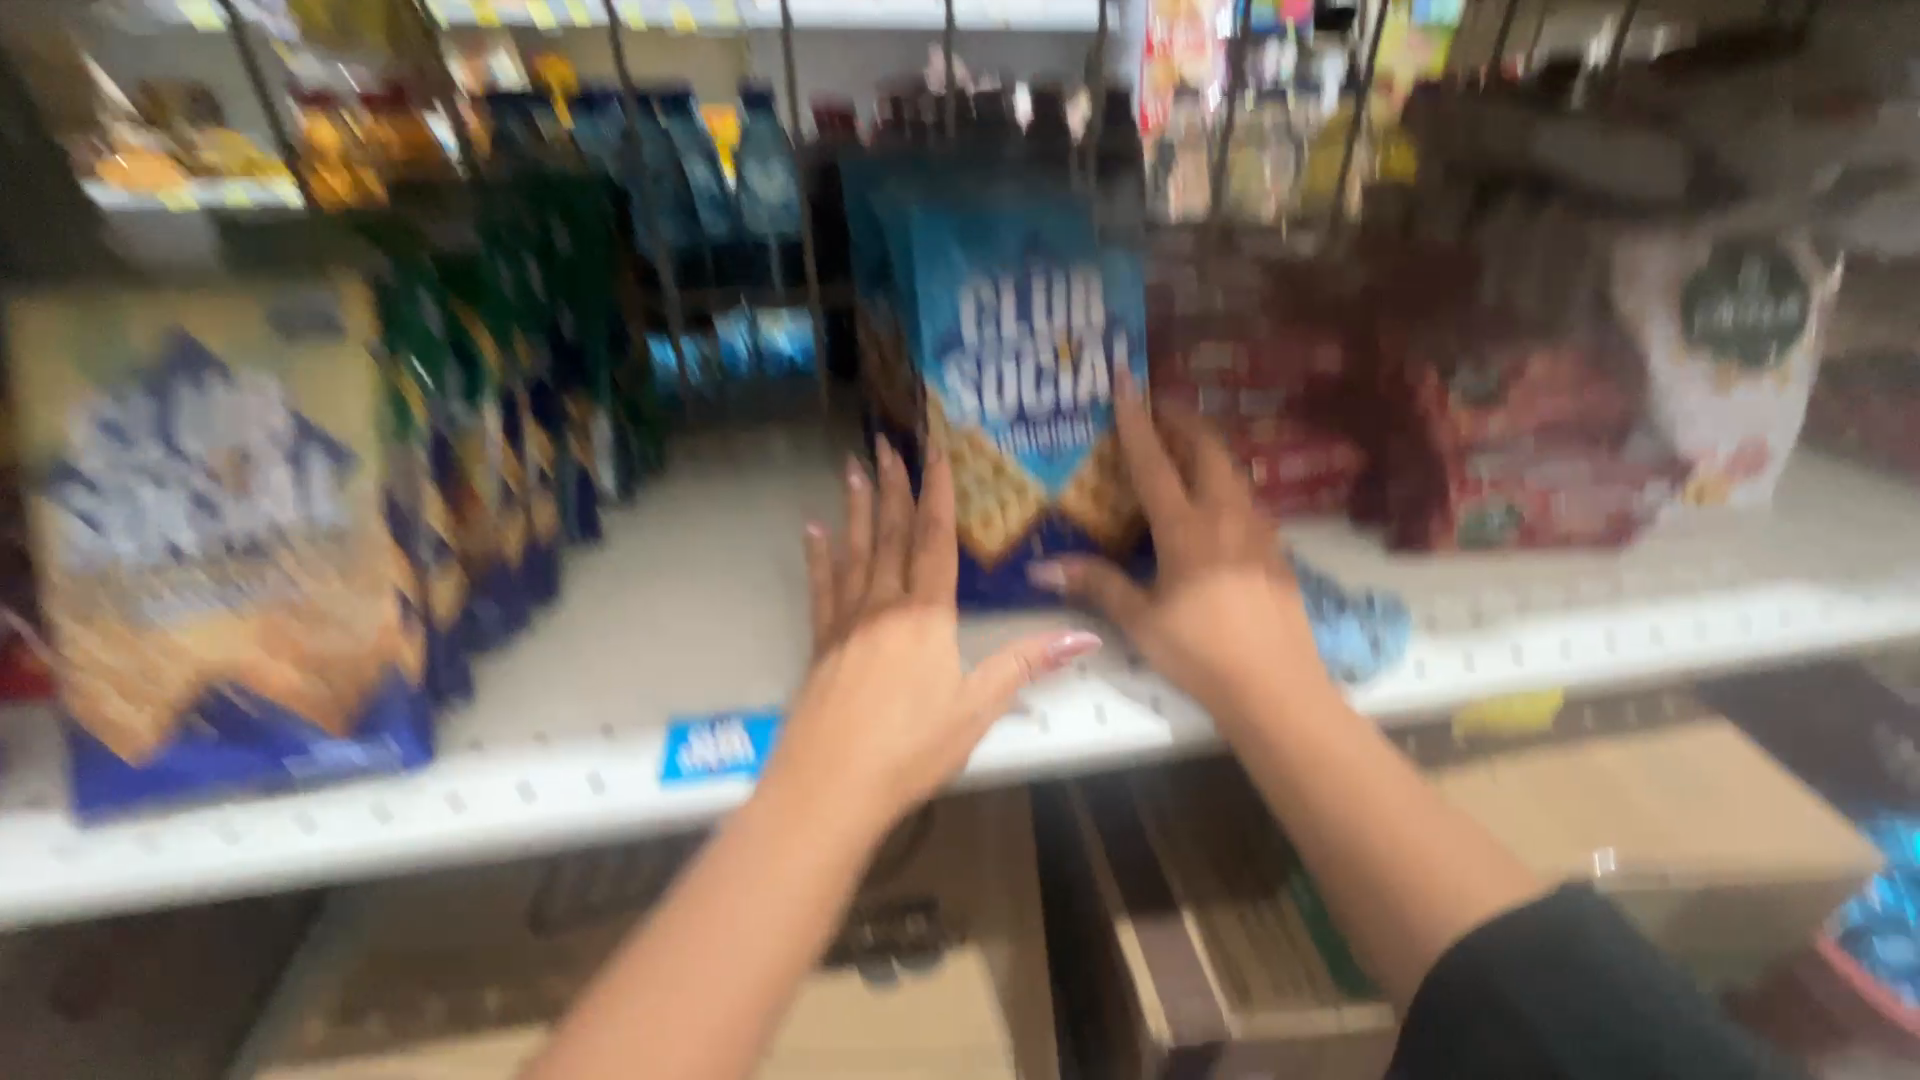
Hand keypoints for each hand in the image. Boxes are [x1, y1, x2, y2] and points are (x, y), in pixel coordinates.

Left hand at [765, 439, 1101, 828]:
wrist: (830, 785)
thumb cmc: (911, 749)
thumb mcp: (977, 709)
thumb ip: (1024, 665)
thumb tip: (1085, 635)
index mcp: (927, 616)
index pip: (936, 542)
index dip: (938, 495)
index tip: (935, 453)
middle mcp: (884, 606)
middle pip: (891, 536)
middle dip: (893, 488)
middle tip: (884, 443)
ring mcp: (846, 622)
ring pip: (854, 552)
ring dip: (857, 509)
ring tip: (852, 468)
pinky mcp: (820, 643)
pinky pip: (821, 587)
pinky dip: (819, 556)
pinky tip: (814, 530)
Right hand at [1028, 369, 1332, 720]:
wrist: (1276, 686)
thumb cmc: (1200, 652)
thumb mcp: (1140, 621)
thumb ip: (1097, 585)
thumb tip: (1040, 568)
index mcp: (1186, 528)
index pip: (1154, 461)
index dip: (1136, 419)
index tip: (1127, 380)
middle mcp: (1226, 515)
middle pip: (1205, 448)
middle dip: (1181, 420)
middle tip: (1157, 408)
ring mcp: (1259, 529)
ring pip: (1232, 470)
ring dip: (1205, 448)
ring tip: (1182, 447)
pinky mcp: (1277, 549)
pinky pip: (1247, 497)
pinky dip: (1224, 481)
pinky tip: (1215, 503)